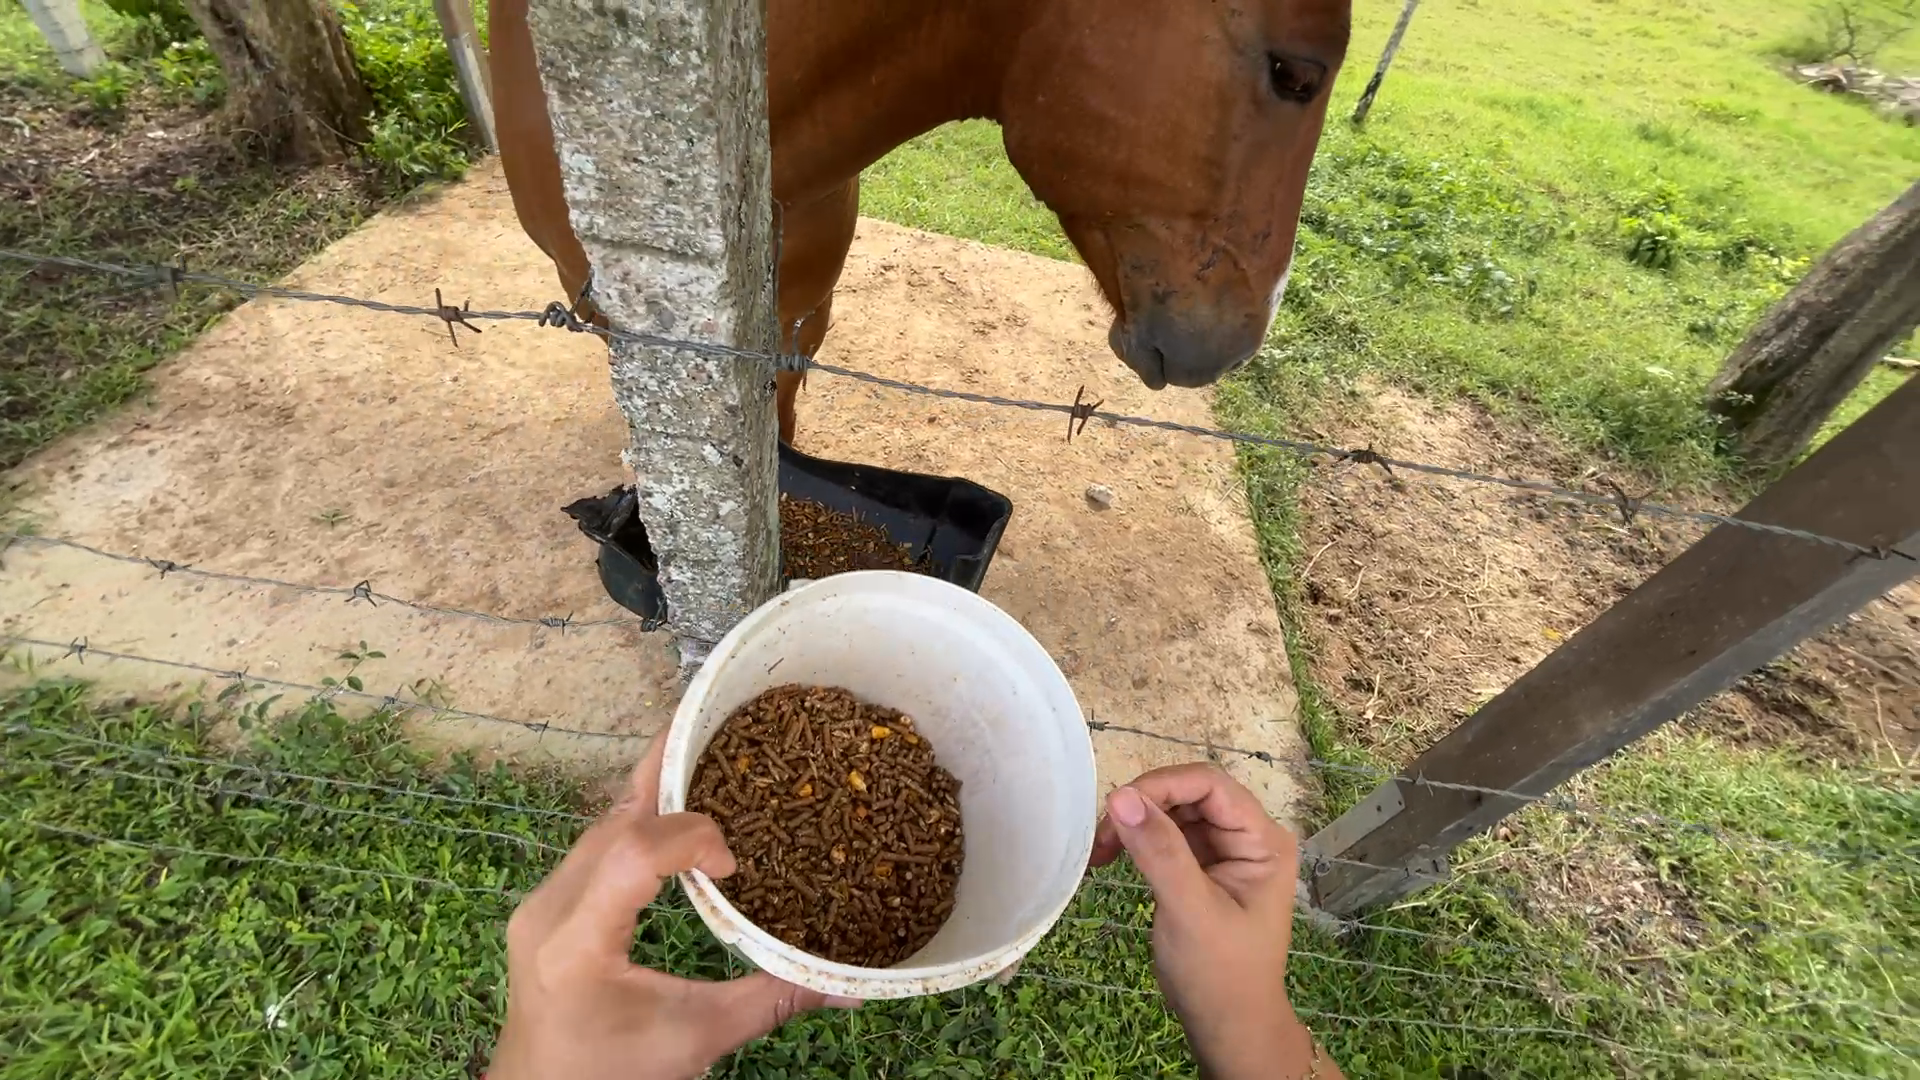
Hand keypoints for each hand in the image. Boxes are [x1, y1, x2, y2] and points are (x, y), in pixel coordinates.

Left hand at [488, 732, 860, 1079]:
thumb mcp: (696, 1041)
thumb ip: (772, 1002)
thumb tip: (852, 989)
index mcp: (577, 940)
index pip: (634, 852)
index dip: (692, 838)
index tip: (731, 868)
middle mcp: (551, 905)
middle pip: (617, 819)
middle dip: (672, 772)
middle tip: (723, 730)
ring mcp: (544, 899)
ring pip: (606, 820)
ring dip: (659, 788)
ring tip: (707, 752)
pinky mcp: (552, 900)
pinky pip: (601, 837)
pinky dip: (644, 813)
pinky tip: (678, 803)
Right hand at [1090, 763, 1339, 1079]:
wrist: (1228, 1028)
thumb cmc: (1220, 975)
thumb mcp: (1189, 911)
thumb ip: (1159, 851)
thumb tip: (1120, 795)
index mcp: (1262, 840)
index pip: (1210, 785)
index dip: (1163, 785)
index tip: (1118, 806)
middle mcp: (1246, 835)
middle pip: (1187, 792)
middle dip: (1143, 805)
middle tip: (1103, 836)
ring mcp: (1222, 847)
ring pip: (1170, 808)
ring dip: (1134, 821)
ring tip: (1100, 850)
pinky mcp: (1199, 861)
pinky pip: (1163, 831)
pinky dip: (1135, 838)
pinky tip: (1110, 856)